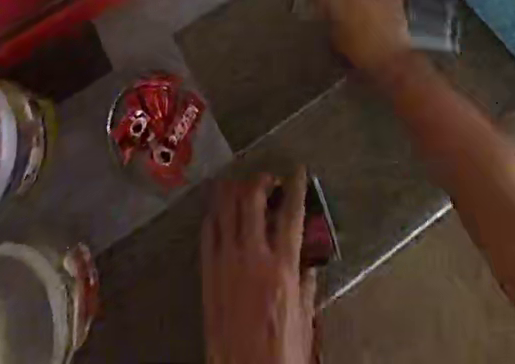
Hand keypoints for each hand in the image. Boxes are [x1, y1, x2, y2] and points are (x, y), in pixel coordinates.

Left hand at [202, 169, 316, 363]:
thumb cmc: (282, 353)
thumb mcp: (304, 322)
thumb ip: (306, 287)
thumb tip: (308, 265)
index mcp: (281, 267)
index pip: (290, 215)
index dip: (294, 187)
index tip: (296, 170)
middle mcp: (251, 255)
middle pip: (251, 199)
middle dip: (259, 180)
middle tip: (268, 178)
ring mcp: (224, 258)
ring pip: (224, 206)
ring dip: (233, 188)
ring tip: (241, 183)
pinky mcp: (206, 268)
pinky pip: (208, 228)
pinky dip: (215, 212)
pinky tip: (219, 210)